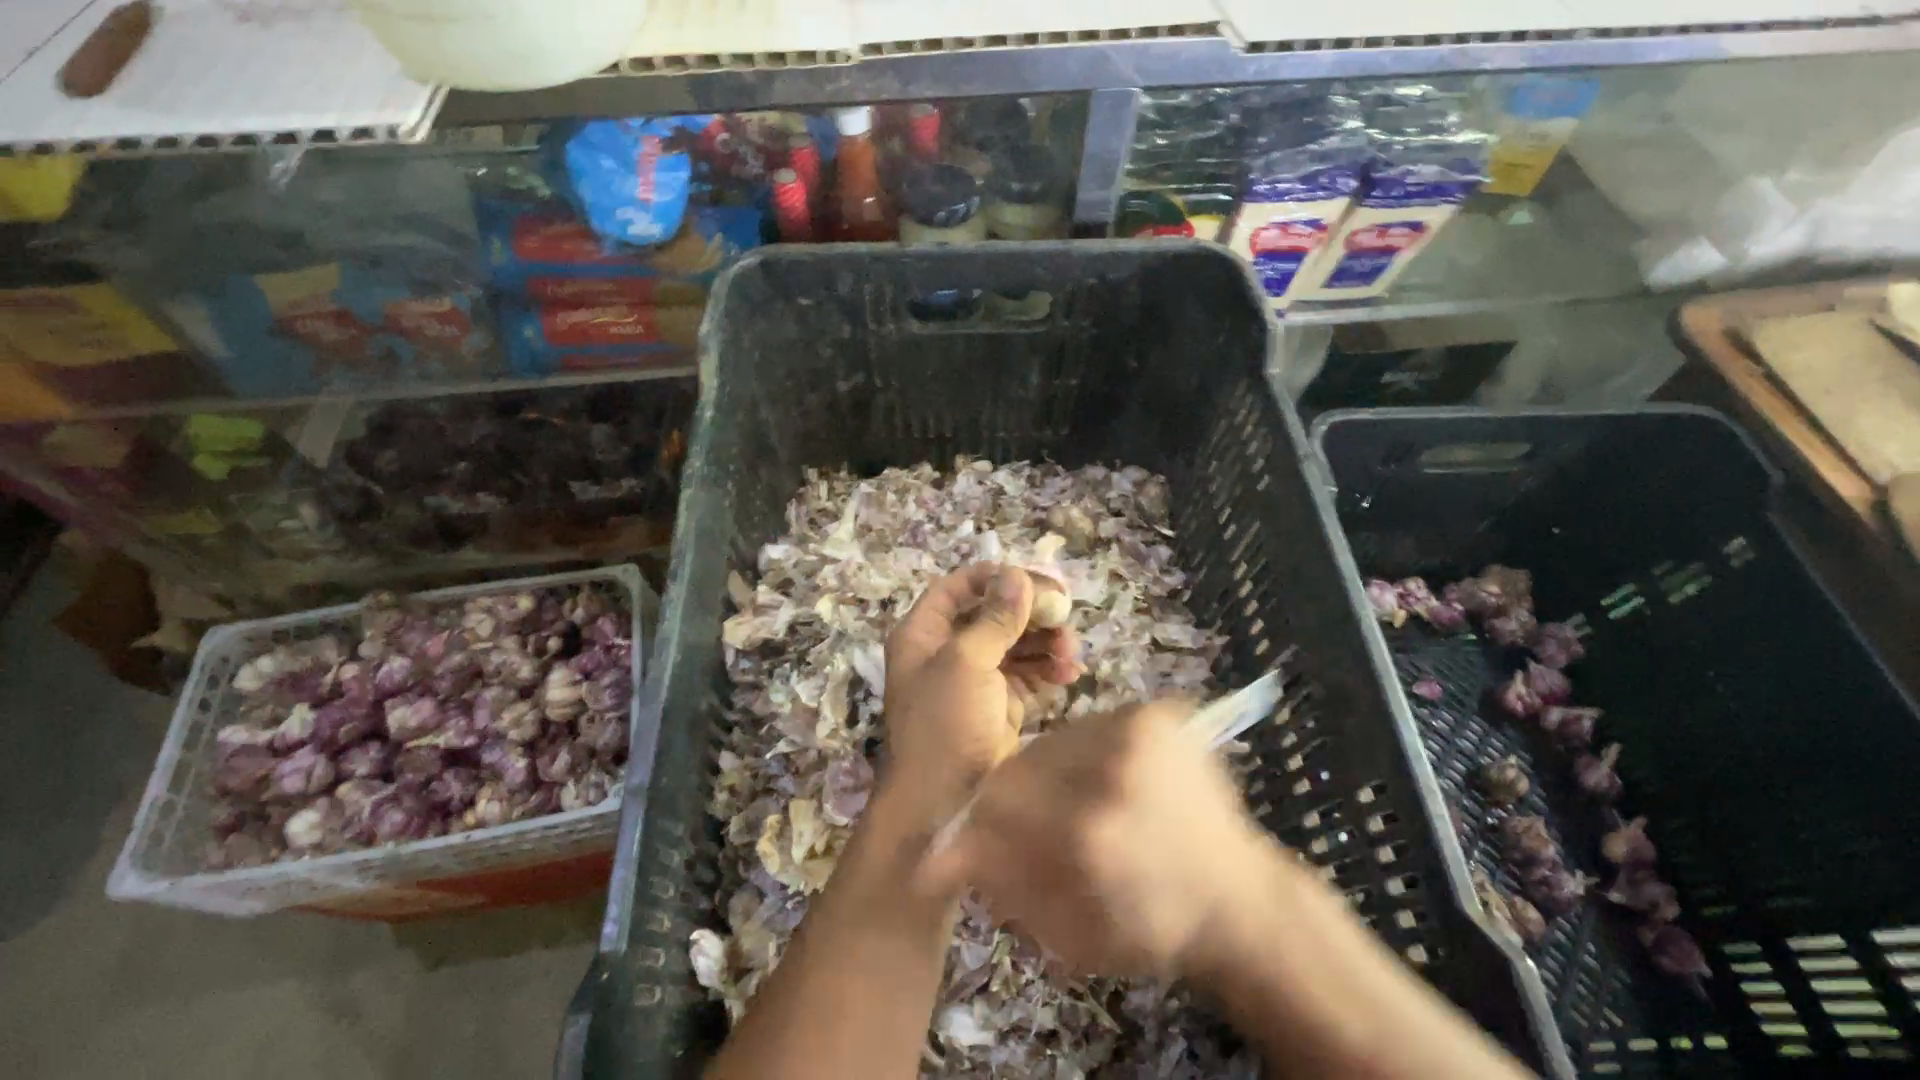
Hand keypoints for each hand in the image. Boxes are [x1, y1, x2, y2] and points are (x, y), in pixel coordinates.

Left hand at [883, 564, 1078, 809]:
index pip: (958, 588)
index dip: (995, 578)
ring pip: (1014, 645)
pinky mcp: (998, 709)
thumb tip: (1017, 575)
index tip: (1037, 580)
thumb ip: (995, 618)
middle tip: (1066, 614)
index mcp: (923, 635)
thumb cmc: (945, 725)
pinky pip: (1027, 677)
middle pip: (992, 614)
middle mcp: (945, 653)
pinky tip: (1070, 674)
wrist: (943, 807)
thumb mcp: (967, 662)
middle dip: (1030, 612)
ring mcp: (973, 682)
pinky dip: (1048, 671)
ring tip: (1070, 653)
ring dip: (1045, 642)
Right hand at [914, 701, 1277, 976]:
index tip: (961, 847)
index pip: (996, 801)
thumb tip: (944, 855)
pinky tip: (1101, 785)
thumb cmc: (1151, 927)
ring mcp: (1141, 733)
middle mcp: (1114, 769)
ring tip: (1066, 808)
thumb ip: (1004, 886)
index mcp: (1091, 832)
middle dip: (1008, 799)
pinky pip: (1088, 727)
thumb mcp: (1069, 934)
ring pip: (1053, 742)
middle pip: (1020, 765)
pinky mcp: (1158, 713)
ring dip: (1045, 774)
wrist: (1238, 896)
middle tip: (1016, 829)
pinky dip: (1082, 755)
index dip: (972, 824)